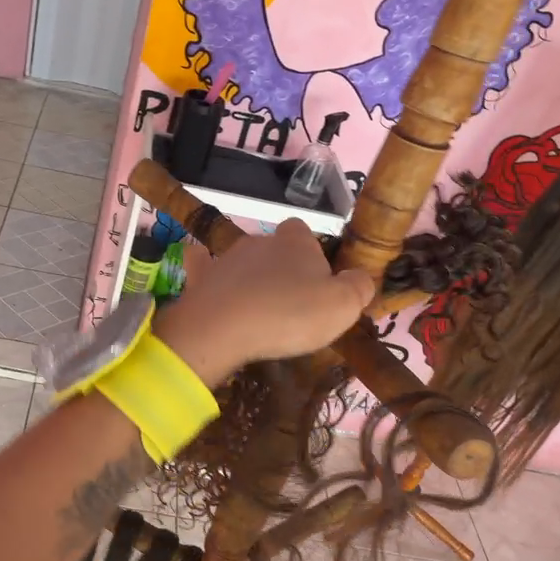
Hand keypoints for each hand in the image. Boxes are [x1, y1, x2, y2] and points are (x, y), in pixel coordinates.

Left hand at [154, 219, 375, 385]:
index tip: (316, 281)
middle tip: (288, 304)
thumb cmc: (288, 315)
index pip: (303, 232)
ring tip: (255, 309)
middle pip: (272, 248)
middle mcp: (259, 241)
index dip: (310, 253)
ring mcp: (225, 259)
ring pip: (240, 260)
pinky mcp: (199, 280)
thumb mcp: (342, 306)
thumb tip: (360, 277)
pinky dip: (207, 275)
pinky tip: (210, 286)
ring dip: (248, 279)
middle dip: (279, 269)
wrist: (222, 329)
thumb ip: (358, 287)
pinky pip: (202, 268)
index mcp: (295, 241)